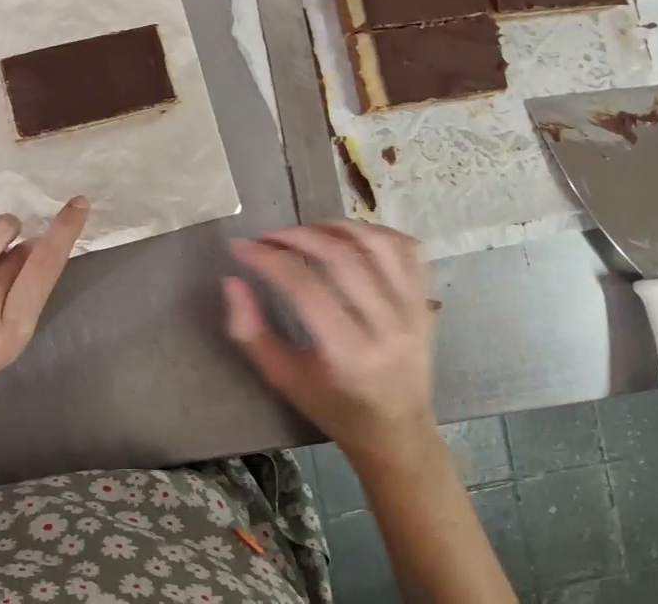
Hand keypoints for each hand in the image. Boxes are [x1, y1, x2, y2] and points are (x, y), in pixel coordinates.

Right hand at [224, 221, 437, 463]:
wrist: (397, 432)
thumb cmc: (334, 408)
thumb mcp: (283, 378)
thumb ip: (251, 332)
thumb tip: (231, 281)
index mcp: (348, 353)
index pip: (304, 287)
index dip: (268, 259)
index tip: (242, 247)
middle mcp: (387, 327)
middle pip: (341, 257)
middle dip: (296, 236)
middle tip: (268, 237)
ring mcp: (413, 311)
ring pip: (376, 244)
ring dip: (334, 227)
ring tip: (305, 231)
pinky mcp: (426, 301)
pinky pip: (407, 249)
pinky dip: (375, 232)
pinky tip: (348, 237)